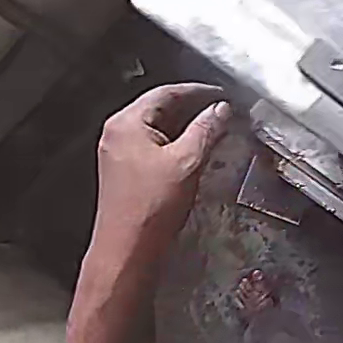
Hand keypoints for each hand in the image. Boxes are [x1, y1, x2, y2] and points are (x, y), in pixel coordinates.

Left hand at [91, 84, 231, 255]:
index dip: (199, 91)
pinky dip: (176, 146)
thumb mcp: (186, 162)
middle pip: (160, 109)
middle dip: (194, 109)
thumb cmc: (152, 206)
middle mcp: (118, 133)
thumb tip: (222, 109)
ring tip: (216, 130)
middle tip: (224, 112)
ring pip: (158, 129)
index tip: (224, 95)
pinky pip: (154, 148)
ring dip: (187, 128)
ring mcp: (119, 154)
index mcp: (126, 123)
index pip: (166, 92)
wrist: (126, 251)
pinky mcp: (125, 173)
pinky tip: (196, 153)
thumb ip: (206, 130)